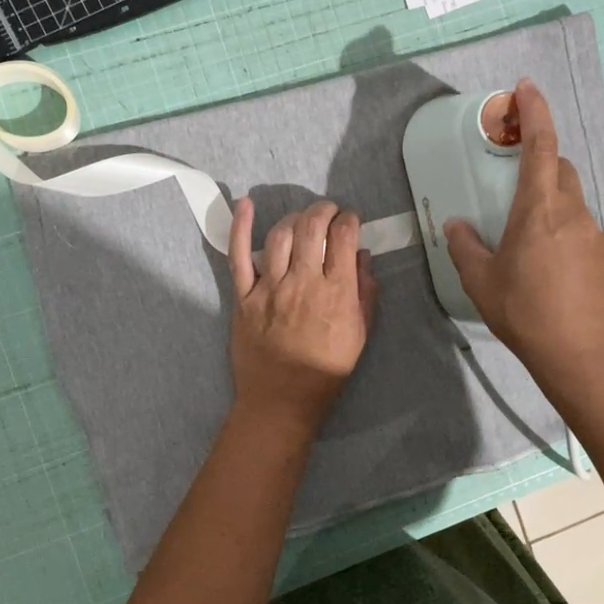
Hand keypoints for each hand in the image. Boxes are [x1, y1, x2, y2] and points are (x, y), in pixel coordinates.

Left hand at [228, 198, 379, 434]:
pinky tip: (245, 203)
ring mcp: (270, 287)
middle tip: (328, 212)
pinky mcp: (244, 296)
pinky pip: (238, 254)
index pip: (344, 237)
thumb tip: (363, 256)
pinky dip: (240, 226)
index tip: (351, 221)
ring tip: (302, 220)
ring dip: (294, 218)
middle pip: (312, 227)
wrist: (282, 400)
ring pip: (280, 234)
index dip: (350, 220)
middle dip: (323, 210)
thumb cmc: (326, 371)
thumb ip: (365, 293)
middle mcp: (303, 282)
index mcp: (336, 292)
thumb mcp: (361, 334)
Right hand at [444, 78, 603, 381]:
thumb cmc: (524, 312)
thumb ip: (465, 246)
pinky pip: (583, 230)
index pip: (541, 146)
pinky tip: (551, 266)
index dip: (535, 112)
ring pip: (572, 202)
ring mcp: (596, 235)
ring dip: (551, 202)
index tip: (526, 88)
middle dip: (541, 160)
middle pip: (560, 169)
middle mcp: (573, 213)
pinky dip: (565, 232)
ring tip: (528, 237)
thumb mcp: (481, 280)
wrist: (581, 355)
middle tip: (515, 177)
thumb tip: (457, 225)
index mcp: (539, 210)